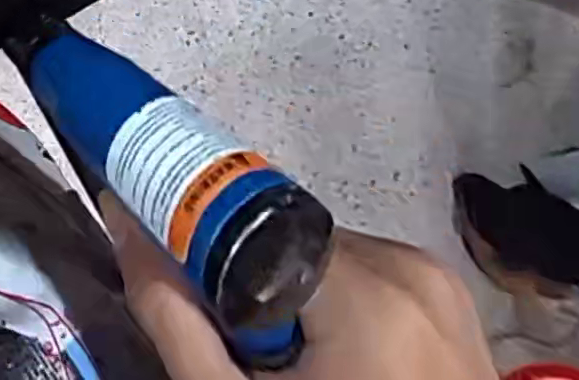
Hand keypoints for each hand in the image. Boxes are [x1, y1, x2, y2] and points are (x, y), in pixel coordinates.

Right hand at [101, 196, 495, 378]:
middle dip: (247, 280)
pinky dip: (329, 309)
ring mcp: (446, 295)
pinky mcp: (460, 317)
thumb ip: (166, 307)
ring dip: (284, 293)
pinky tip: (330, 368)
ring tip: (285, 365)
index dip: (203, 248)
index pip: (246, 224)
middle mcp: (416, 274)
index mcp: (370, 296)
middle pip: (282, 239)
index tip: (185, 288)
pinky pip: (362, 279)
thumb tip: (119, 214)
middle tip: (240, 346)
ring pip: (317, 256)